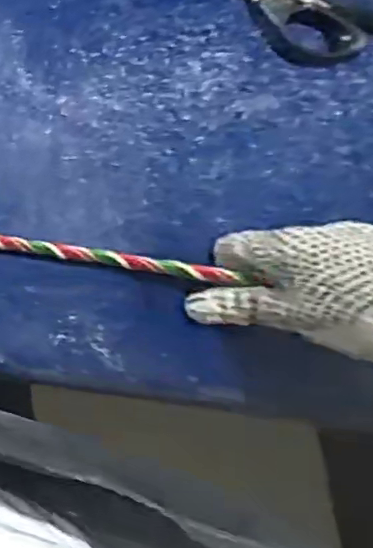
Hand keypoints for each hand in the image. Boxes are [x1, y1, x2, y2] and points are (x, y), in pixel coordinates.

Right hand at [184, 222, 372, 359]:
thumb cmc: (357, 312)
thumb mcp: (294, 317)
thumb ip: (242, 307)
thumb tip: (193, 304)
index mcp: (278, 243)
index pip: (228, 247)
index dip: (228, 273)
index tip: (246, 298)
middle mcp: (315, 230)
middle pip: (275, 249)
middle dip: (276, 274)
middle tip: (295, 309)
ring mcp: (362, 234)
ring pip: (318, 253)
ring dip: (319, 274)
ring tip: (342, 306)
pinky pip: (356, 257)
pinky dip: (355, 274)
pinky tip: (372, 297)